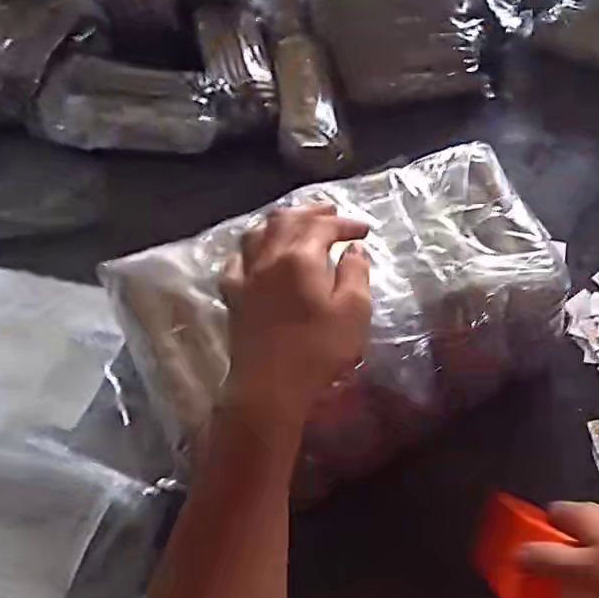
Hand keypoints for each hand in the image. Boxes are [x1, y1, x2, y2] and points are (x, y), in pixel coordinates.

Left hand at [221, 204, 370, 424]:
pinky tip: (260, 253)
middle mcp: (268, 258)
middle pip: (285, 220)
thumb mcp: (354, 310)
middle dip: (311, 212)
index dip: (345, 224)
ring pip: (257, 232)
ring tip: (298, 224)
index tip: (365, 230)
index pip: (323, 226)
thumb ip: (355, 274)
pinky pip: (239, 257)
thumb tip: (354, 249)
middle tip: (332, 213)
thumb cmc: (321, 348)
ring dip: (280, 222)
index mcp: (301, 258)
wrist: (271, 385)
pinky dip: (254, 246)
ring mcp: (246, 275)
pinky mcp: (233, 295)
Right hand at [516, 502, 598, 597]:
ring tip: (576, 591)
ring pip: (590, 543)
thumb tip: (516, 553)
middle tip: (549, 581)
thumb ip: (547, 561)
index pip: (548, 512)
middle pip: (569, 529)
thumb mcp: (581, 571)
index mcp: (586, 514)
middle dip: (556, 553)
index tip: (526, 557)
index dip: (534, 532)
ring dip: (579, 564)